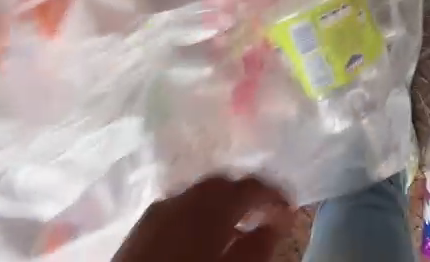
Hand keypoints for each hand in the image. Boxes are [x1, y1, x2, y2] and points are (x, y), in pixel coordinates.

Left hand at [113, 176, 293, 261]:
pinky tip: (198, 240)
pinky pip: (177, 210)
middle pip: (223, 184)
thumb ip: (258, 246)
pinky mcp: (138, 229)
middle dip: (246, 195)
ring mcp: (158, 210)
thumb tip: (277, 222)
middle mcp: (185, 195)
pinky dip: (195, 216)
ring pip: (198, 195)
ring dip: (219, 205)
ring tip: (233, 229)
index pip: (253, 184)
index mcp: (212, 202)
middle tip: (263, 213)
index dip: (275, 195)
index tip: (291, 209)